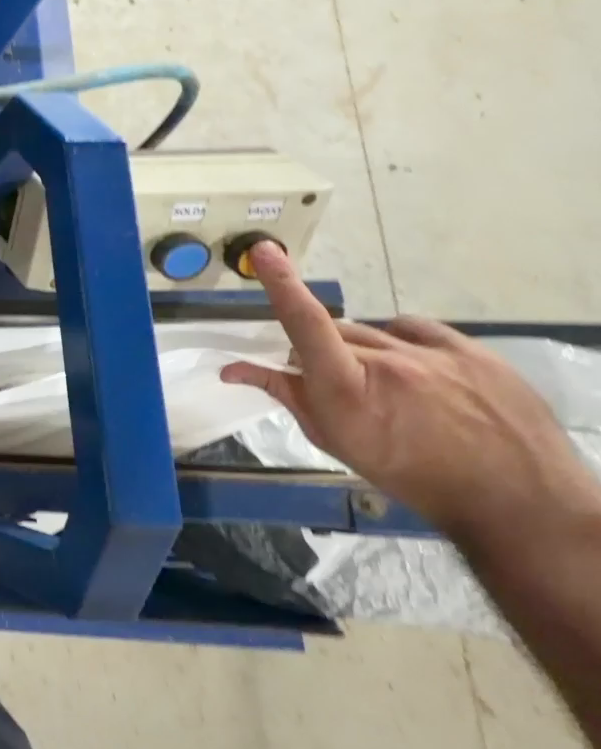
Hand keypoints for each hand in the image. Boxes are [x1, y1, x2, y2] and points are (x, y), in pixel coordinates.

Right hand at [221, 242, 597, 535]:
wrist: (515, 498)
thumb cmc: (409, 475)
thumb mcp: (337, 441)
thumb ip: (287, 396)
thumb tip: (234, 369)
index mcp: (347, 391)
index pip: (306, 325)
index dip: (283, 285)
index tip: (266, 250)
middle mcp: (389, 363)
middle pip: (333, 334)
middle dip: (322, 351)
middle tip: (333, 384)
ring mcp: (436, 354)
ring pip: (372, 333)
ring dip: (362, 351)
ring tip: (386, 386)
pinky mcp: (472, 351)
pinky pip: (415, 328)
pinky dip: (400, 341)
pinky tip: (411, 366)